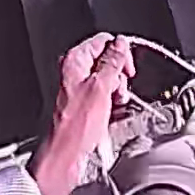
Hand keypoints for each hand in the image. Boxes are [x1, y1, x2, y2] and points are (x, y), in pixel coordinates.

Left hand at [51, 33, 133, 154]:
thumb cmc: (76, 125)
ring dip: (117, 89)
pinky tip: (111, 109)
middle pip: (107, 60)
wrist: (67, 153)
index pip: (103, 41)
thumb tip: (120, 43)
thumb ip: (113, 62)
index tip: (127, 68)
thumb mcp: (101, 88)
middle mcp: (75, 70)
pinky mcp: (84, 101)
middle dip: (119, 74)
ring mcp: (79, 86)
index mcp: (75, 60)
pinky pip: (104, 93)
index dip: (119, 53)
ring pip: (108, 77)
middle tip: (118, 89)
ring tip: (114, 102)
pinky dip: (111, 99)